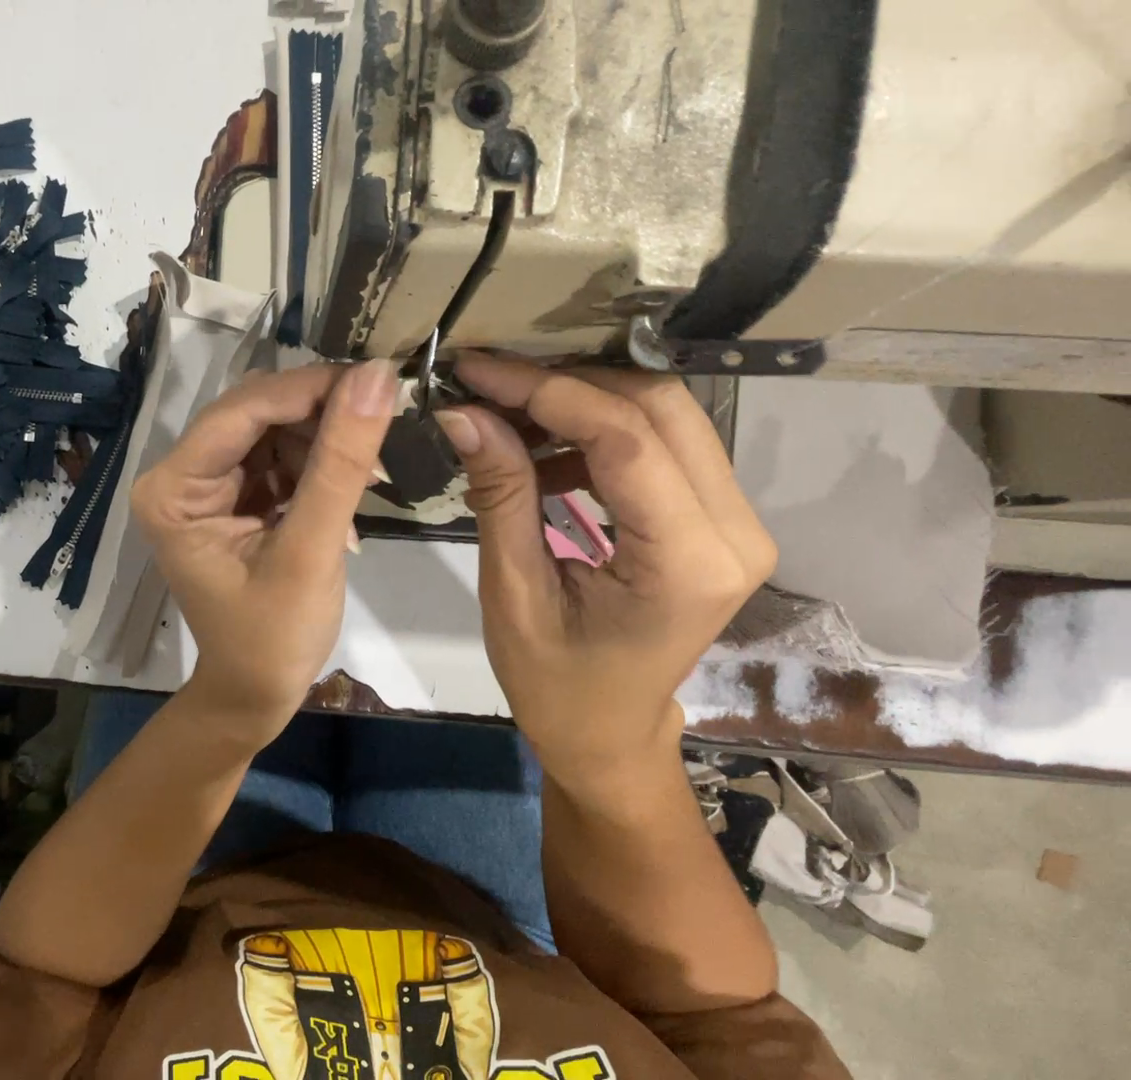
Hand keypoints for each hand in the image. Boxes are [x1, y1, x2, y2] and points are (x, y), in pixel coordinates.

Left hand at [132, 360, 398, 746]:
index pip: (241, 412)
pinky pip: (279, 457)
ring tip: (371, 477)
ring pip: (273, 430)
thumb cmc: (273, 637)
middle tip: (386, 422)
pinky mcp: (232, 497)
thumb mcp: (310, 550)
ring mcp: (204, 485)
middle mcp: (178, 477)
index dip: (309, 389)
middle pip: (255, 414)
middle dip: (321, 416)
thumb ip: (340, 464)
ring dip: (326, 443)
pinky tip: (351, 494)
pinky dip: (319, 467)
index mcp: (172, 490)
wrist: (256, 691)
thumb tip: (377, 377)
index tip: (379, 379)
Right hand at [434, 355, 776, 790]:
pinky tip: (544, 446)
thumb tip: (463, 413)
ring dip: (582, 400)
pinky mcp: (720, 519)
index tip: (476, 370)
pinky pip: (664, 444)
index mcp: (686, 564)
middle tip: (487, 382)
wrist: (606, 730)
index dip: (546, 391)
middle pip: (661, 409)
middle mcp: (736, 532)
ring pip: (666, 416)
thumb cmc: (553, 682)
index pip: (626, 438)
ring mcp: (739, 523)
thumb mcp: (513, 592)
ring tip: (506, 412)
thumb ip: (500, 495)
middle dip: (566, 382)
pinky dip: (598, 429)